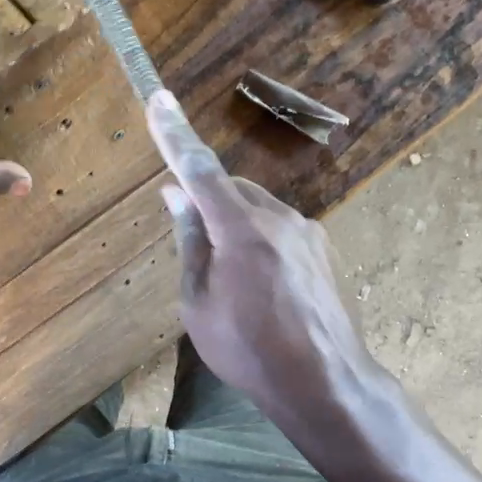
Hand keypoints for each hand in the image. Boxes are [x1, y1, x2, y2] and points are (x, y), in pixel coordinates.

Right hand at [146, 91, 393, 444]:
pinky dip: (256, 238)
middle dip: (205, 200)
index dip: (174, 134)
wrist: (323, 382)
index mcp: (240, 229)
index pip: (198, 169)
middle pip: (229, 187)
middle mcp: (278, 217)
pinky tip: (259, 284)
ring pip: (255, 207)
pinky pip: (277, 227)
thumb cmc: (247, 349)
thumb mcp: (197, 302)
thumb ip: (190, 241)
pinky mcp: (322, 248)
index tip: (159, 99)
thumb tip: (176, 195)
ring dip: (232, 223)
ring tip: (229, 279)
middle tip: (191, 243)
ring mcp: (306, 231)